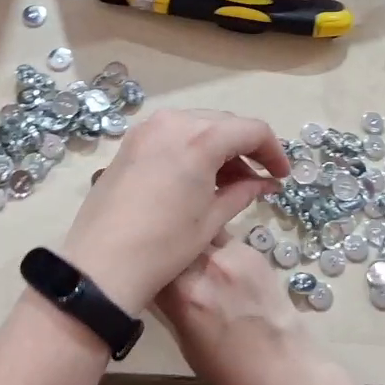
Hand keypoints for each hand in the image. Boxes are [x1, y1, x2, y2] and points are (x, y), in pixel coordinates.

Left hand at [60, 110, 286, 314]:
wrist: (103, 263)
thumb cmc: (165, 245)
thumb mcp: (212, 218)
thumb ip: (243, 191)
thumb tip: (265, 183)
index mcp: (201, 138)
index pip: (252, 130)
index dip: (273, 152)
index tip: (281, 176)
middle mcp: (174, 121)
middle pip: (225, 123)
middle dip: (246, 148)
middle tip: (259, 180)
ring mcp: (148, 128)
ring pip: (198, 125)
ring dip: (219, 147)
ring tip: (229, 182)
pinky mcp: (131, 141)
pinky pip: (173, 133)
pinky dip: (192, 147)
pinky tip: (198, 177)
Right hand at [157, 240, 329, 384]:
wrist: (288, 377)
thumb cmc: (232, 376)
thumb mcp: (186, 345)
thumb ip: (168, 307)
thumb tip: (152, 286)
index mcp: (184, 294)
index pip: (150, 262)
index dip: (142, 264)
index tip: (137, 268)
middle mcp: (208, 266)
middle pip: (176, 240)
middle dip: (166, 247)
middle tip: (160, 256)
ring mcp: (235, 255)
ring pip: (201, 233)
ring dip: (191, 241)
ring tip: (187, 255)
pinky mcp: (256, 254)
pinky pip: (225, 240)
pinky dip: (214, 247)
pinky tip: (215, 263)